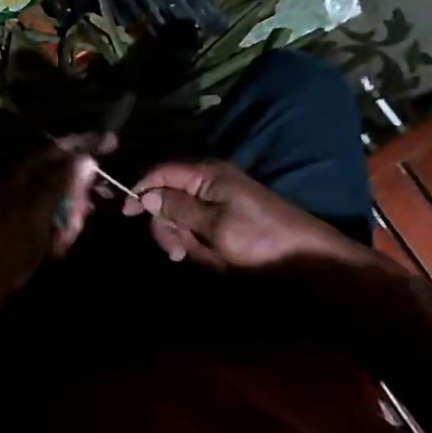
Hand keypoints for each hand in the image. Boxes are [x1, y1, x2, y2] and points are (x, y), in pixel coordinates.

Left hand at [0, 136, 110, 278]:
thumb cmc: (11, 238)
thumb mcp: (38, 209)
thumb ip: (61, 182)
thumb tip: (86, 159)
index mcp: (28, 173)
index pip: (62, 149)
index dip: (86, 143)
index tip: (113, 142)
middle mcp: (33, 183)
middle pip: (69, 178)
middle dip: (79, 198)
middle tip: (76, 219)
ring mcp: (36, 204)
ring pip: (69, 203)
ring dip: (70, 221)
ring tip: (59, 241)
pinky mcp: (40, 224)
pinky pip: (63, 221)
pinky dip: (63, 234)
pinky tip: (54, 248)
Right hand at [121, 160, 367, 273]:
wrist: (306, 260)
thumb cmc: (261, 239)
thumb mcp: (215, 224)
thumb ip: (178, 208)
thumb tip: (146, 195)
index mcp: (207, 175)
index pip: (161, 172)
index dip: (140, 190)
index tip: (126, 214)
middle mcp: (208, 184)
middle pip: (166, 198)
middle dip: (166, 226)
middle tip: (176, 253)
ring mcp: (217, 204)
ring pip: (179, 218)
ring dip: (182, 240)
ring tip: (202, 258)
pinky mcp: (223, 222)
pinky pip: (196, 230)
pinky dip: (197, 245)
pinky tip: (211, 259)